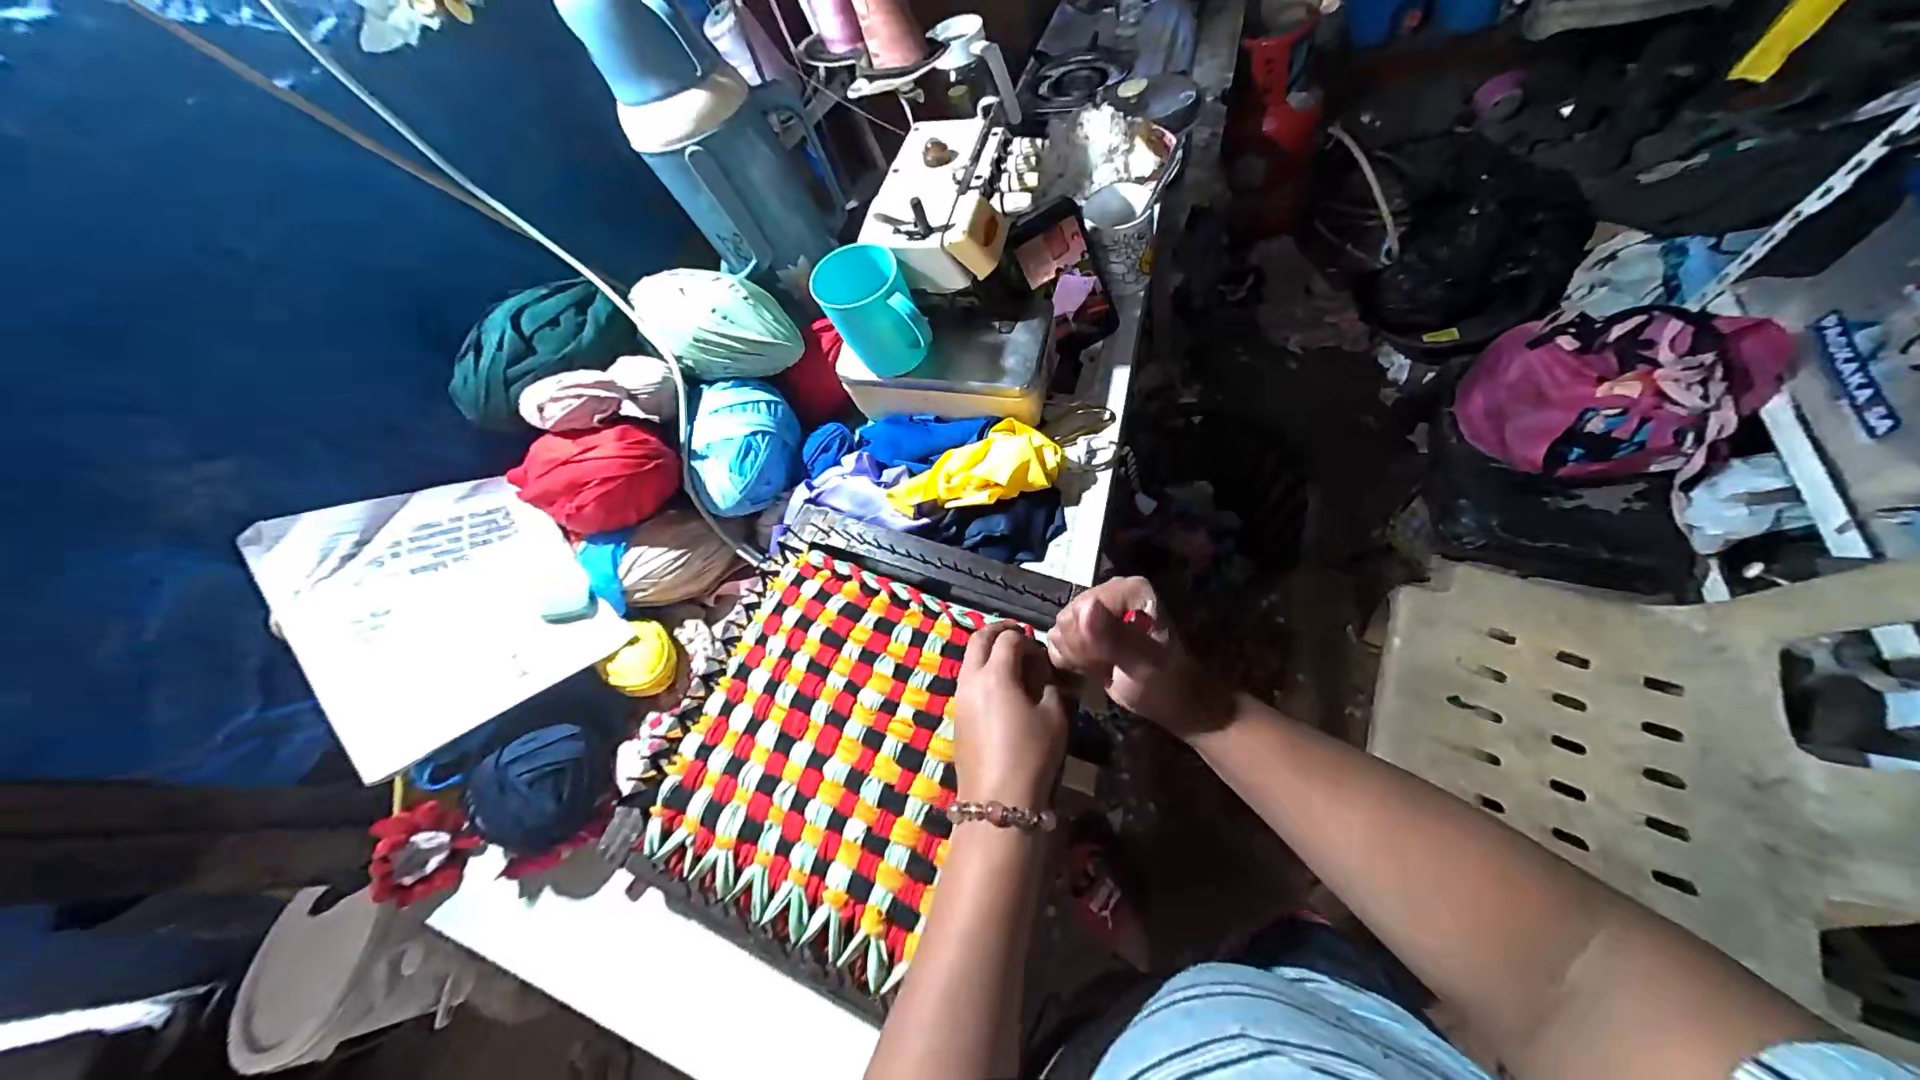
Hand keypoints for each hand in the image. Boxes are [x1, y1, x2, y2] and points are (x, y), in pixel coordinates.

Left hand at [951, 623, 1067, 808]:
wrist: (998, 799)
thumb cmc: (1031, 754)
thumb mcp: (1054, 716)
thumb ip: (1049, 685)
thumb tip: (1041, 673)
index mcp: (995, 673)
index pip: (1009, 639)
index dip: (1028, 638)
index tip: (1042, 651)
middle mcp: (971, 679)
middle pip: (979, 639)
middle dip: (999, 632)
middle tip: (1019, 637)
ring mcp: (959, 698)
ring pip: (969, 660)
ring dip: (988, 653)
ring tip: (1013, 664)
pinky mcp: (957, 716)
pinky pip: (968, 681)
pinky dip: (983, 673)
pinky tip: (1002, 691)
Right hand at [1047, 577, 1224, 737]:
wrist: (1171, 701)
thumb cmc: (1164, 684)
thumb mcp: (1142, 665)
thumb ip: (1113, 638)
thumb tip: (1086, 608)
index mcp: (1129, 590)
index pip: (1081, 608)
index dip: (1086, 639)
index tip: (1108, 661)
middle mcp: (1109, 591)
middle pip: (1066, 618)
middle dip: (1079, 649)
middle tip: (1106, 666)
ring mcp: (1096, 609)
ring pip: (1059, 630)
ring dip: (1074, 656)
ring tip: (1102, 667)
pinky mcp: (1085, 626)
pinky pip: (1057, 640)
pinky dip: (1069, 659)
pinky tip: (1092, 667)